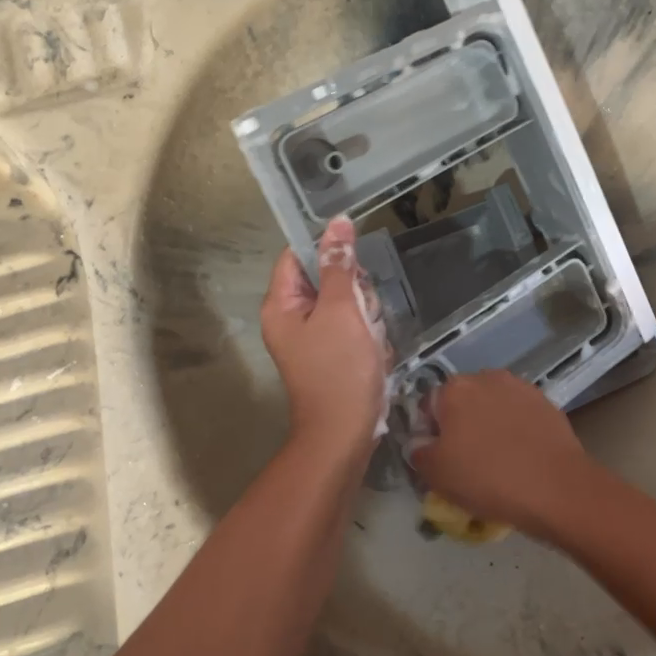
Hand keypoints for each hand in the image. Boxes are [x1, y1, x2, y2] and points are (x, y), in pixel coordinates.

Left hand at [259, 216, 389, 459]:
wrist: (344, 434)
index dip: (327, 249)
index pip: (298, 254)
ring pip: (346, 303)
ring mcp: (312, 338)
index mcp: (282, 304)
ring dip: (366, 315)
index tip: (356, 259)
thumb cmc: (339, 369)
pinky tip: (374, 353)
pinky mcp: (332, 354)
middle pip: (326, 278)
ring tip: (371, 337)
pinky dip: (368, 336)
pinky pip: (353, 328)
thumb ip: (340, 265)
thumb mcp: (342, 310)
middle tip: (363, 311)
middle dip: (354, 290)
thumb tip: (337, 221)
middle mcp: (291, 318)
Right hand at [411, 371, 599, 537]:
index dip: (429, 435)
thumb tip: (421, 444)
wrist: (556, 487)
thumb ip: (419, 453)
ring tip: (497, 461)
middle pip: (463, 402)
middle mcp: (486, 378)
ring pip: (493, 407)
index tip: (439, 461)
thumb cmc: (487, 478)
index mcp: (454, 389)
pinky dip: (517, 431)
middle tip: (467, 462)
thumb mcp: (436, 474)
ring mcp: (520, 388)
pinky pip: (520, 416)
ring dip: (490, 426)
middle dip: (461, 426)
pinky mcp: (546, 403)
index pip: (428, 407)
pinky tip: (522, 458)